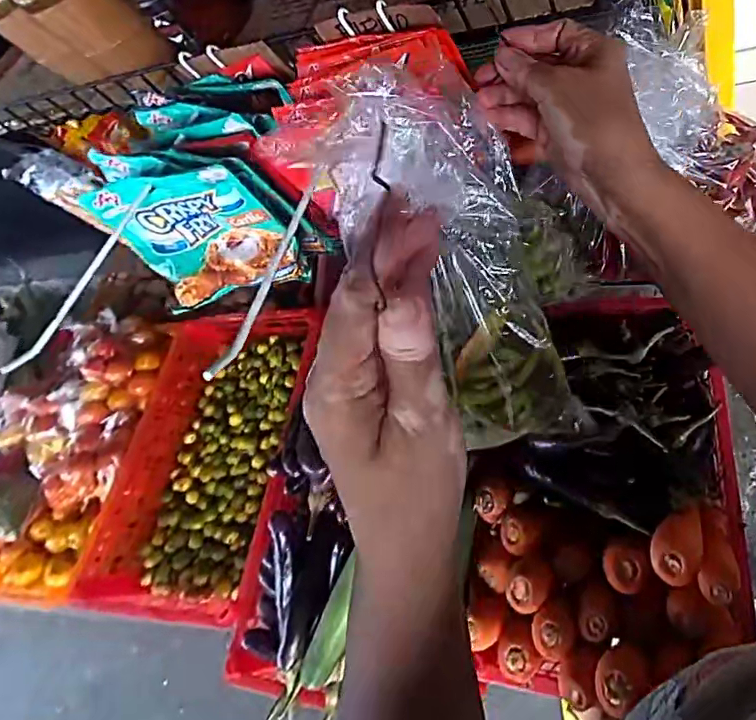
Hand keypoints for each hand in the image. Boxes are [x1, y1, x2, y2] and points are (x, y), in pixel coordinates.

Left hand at [303, 199, 465, 577]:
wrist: (406, 548)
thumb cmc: (419, 494)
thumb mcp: (425, 426)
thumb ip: (412, 359)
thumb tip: (407, 293)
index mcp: (337, 385)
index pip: (359, 302)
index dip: (386, 255)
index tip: (418, 215)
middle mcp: (329, 373)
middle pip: (355, 297)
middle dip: (385, 249)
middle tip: (420, 206)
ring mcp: (342, 377)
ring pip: (363, 307)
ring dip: (389, 263)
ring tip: (417, 222)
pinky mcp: (360, 382)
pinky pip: (373, 325)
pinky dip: (394, 291)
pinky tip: (410, 269)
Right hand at [475, 21, 668, 223]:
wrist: (614, 176)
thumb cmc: (593, 121)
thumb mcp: (555, 86)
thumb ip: (525, 69)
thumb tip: (503, 55)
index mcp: (594, 53)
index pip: (557, 33)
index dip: (527, 37)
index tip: (500, 44)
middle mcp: (583, 76)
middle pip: (539, 65)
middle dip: (509, 71)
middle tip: (481, 77)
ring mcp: (570, 105)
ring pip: (531, 93)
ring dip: (505, 95)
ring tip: (480, 101)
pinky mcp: (559, 131)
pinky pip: (531, 117)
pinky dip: (511, 116)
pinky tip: (489, 116)